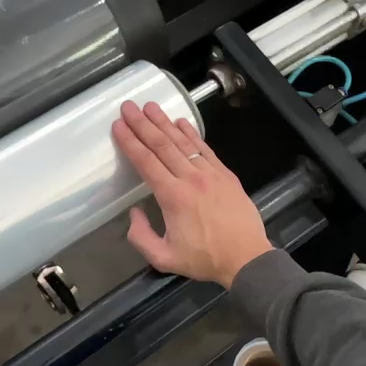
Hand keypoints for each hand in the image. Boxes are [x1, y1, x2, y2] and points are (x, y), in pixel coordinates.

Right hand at [112, 100, 271, 287]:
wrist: (247, 257)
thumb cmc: (205, 259)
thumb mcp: (164, 258)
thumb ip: (141, 237)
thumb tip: (134, 213)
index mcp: (173, 197)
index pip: (146, 162)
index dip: (130, 142)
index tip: (119, 125)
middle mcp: (190, 179)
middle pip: (162, 145)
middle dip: (143, 124)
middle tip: (129, 106)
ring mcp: (210, 174)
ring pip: (183, 142)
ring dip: (165, 123)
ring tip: (151, 107)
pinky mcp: (225, 174)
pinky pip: (204, 149)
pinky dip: (191, 133)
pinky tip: (180, 122)